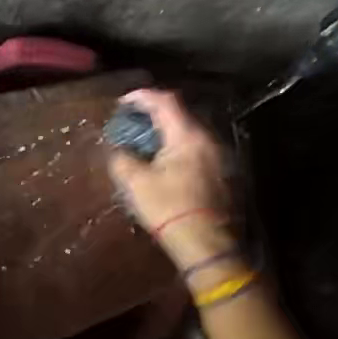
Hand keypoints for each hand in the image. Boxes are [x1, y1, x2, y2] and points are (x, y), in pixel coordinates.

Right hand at [106, 88, 235, 262]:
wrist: (205, 241)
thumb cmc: (168, 209)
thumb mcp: (136, 184)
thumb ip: (123, 160)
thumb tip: (117, 150)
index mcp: (187, 136)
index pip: (165, 102)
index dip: (142, 97)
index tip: (123, 101)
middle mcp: (207, 139)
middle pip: (179, 115)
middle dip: (154, 114)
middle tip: (132, 121)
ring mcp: (217, 156)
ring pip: (188, 133)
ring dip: (166, 132)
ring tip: (144, 141)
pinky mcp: (220, 172)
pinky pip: (194, 149)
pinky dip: (176, 147)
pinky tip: (163, 161)